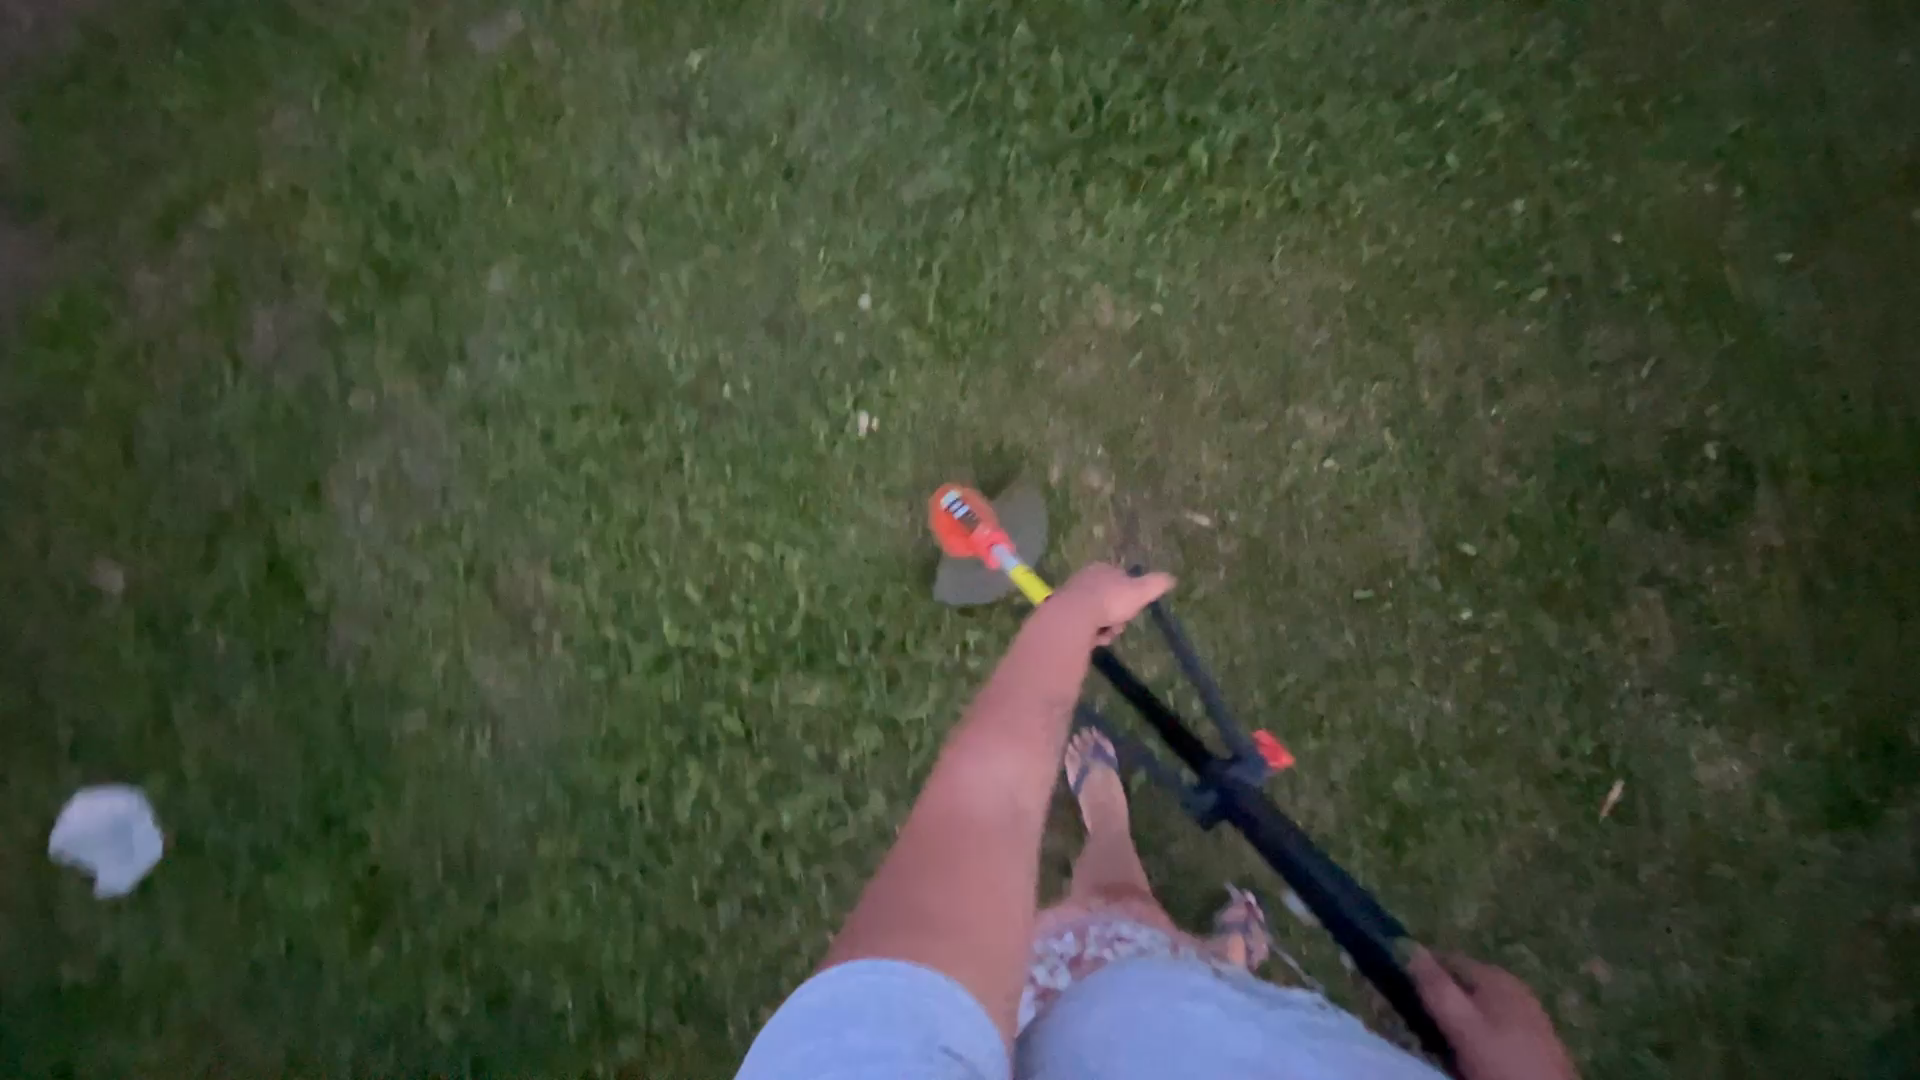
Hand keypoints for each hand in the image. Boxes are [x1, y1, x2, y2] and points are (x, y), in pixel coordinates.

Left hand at [1047, 563, 1174, 643]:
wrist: (1074, 616)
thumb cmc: (1110, 600)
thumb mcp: (1140, 591)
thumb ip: (1156, 584)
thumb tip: (1171, 578)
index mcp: (1102, 568)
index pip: (1121, 580)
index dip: (1130, 597)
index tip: (1133, 609)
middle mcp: (1084, 579)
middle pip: (1109, 601)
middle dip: (1117, 617)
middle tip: (1119, 626)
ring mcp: (1071, 597)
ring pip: (1097, 616)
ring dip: (1105, 629)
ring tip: (1105, 635)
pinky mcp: (1062, 616)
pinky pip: (1083, 627)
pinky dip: (1091, 635)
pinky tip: (1093, 640)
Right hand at [1407, 947, 1577, 1079]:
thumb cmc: (1504, 1066)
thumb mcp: (1462, 1025)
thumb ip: (1434, 985)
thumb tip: (1404, 943)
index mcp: (1496, 976)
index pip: (1443, 959)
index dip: (1419, 976)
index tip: (1404, 1001)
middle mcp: (1513, 988)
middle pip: (1460, 984)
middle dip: (1439, 1003)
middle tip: (1424, 1030)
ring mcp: (1527, 1014)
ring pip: (1474, 1008)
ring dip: (1456, 1023)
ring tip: (1445, 1048)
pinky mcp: (1534, 1041)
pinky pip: (1491, 1028)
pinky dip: (1476, 1037)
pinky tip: (1471, 1058)